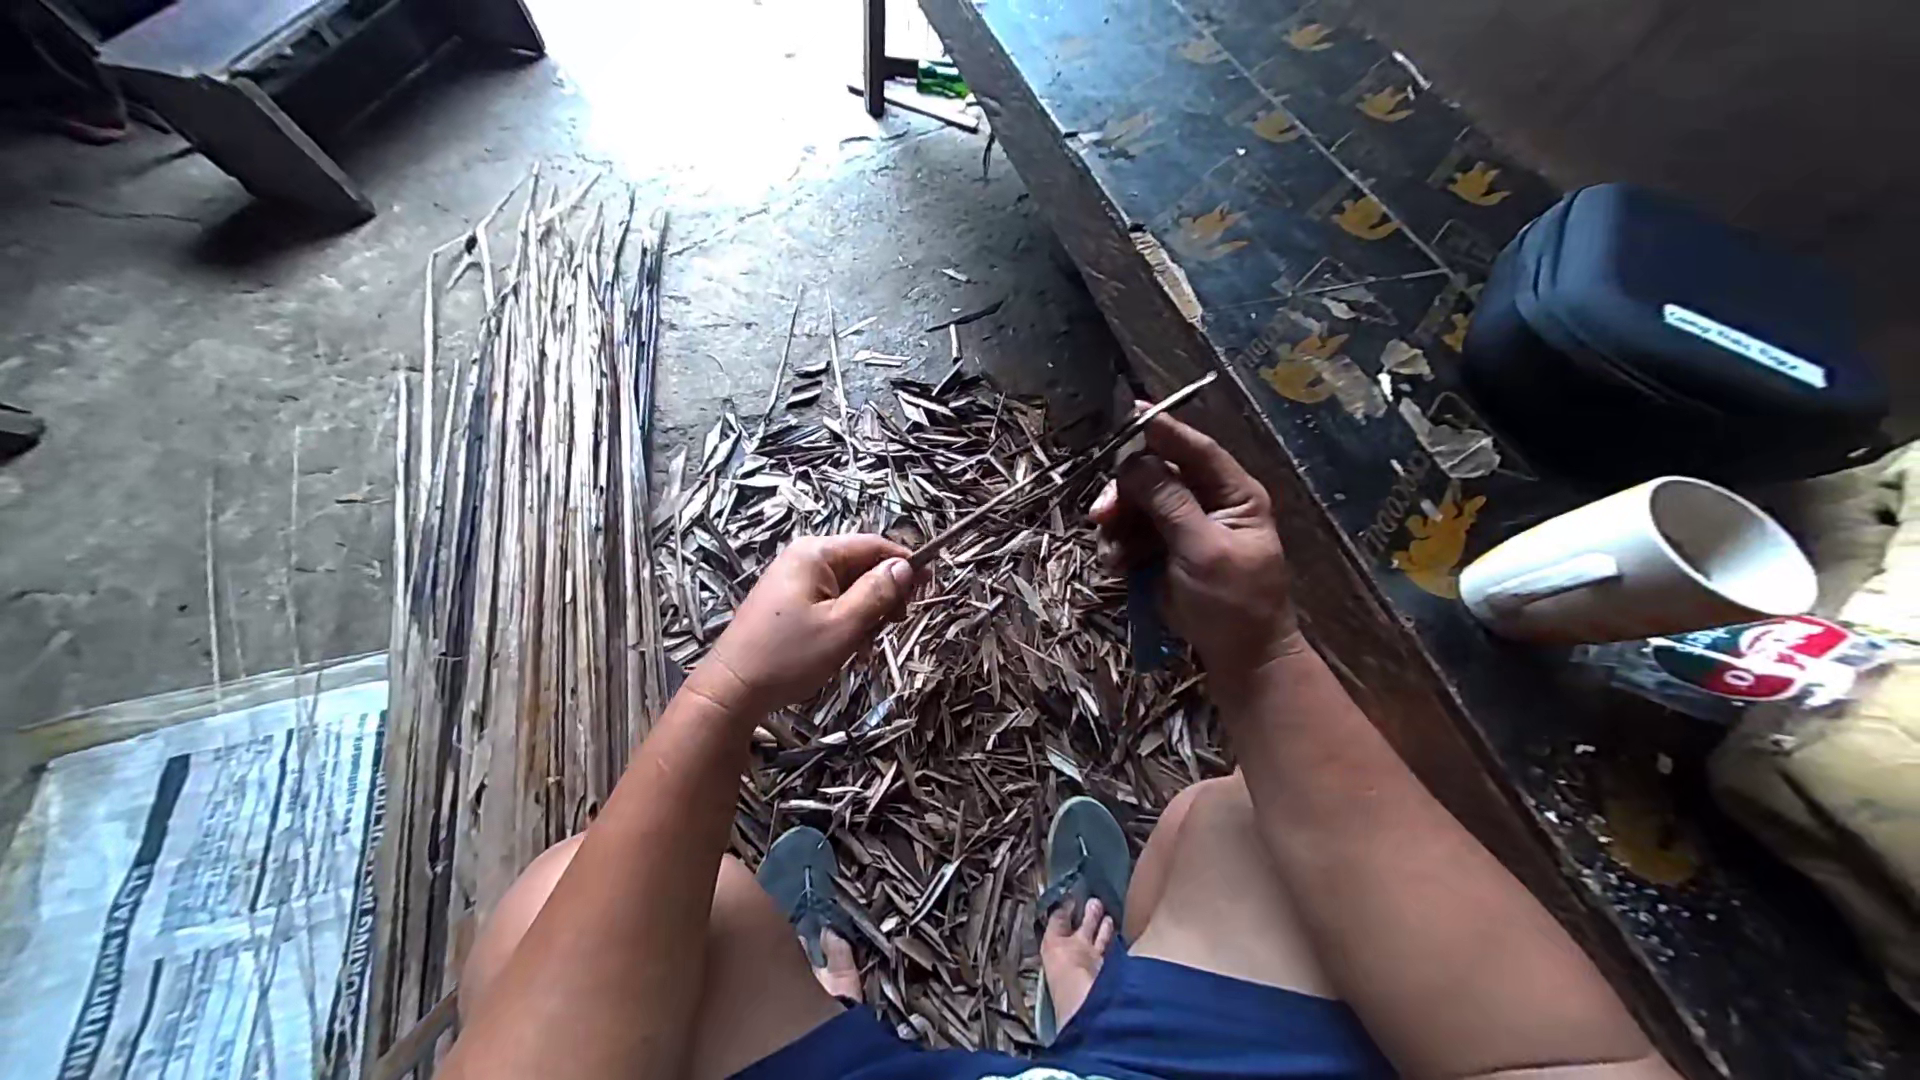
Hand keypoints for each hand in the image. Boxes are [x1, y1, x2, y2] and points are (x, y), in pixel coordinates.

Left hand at [690, 534, 922, 713]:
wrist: (732, 691)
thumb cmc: (789, 656)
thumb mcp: (843, 625)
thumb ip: (878, 592)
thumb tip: (906, 566)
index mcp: (815, 554)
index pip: (874, 544)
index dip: (905, 562)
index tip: (930, 585)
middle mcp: (804, 559)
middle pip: (862, 565)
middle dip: (883, 594)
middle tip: (894, 624)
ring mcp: (795, 581)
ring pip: (850, 588)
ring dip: (866, 614)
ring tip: (865, 646)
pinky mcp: (790, 604)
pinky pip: (832, 603)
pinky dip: (847, 623)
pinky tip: (849, 650)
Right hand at [1089, 406, 1300, 677]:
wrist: (1238, 655)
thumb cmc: (1234, 601)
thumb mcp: (1204, 549)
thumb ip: (1170, 504)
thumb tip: (1135, 461)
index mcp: (1231, 493)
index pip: (1196, 449)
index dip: (1163, 430)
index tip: (1129, 411)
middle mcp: (1204, 501)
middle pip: (1154, 476)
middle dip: (1125, 493)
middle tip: (1102, 513)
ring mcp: (1179, 526)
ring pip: (1134, 505)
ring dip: (1117, 525)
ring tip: (1113, 552)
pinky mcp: (1158, 550)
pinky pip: (1128, 534)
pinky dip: (1117, 547)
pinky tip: (1116, 565)